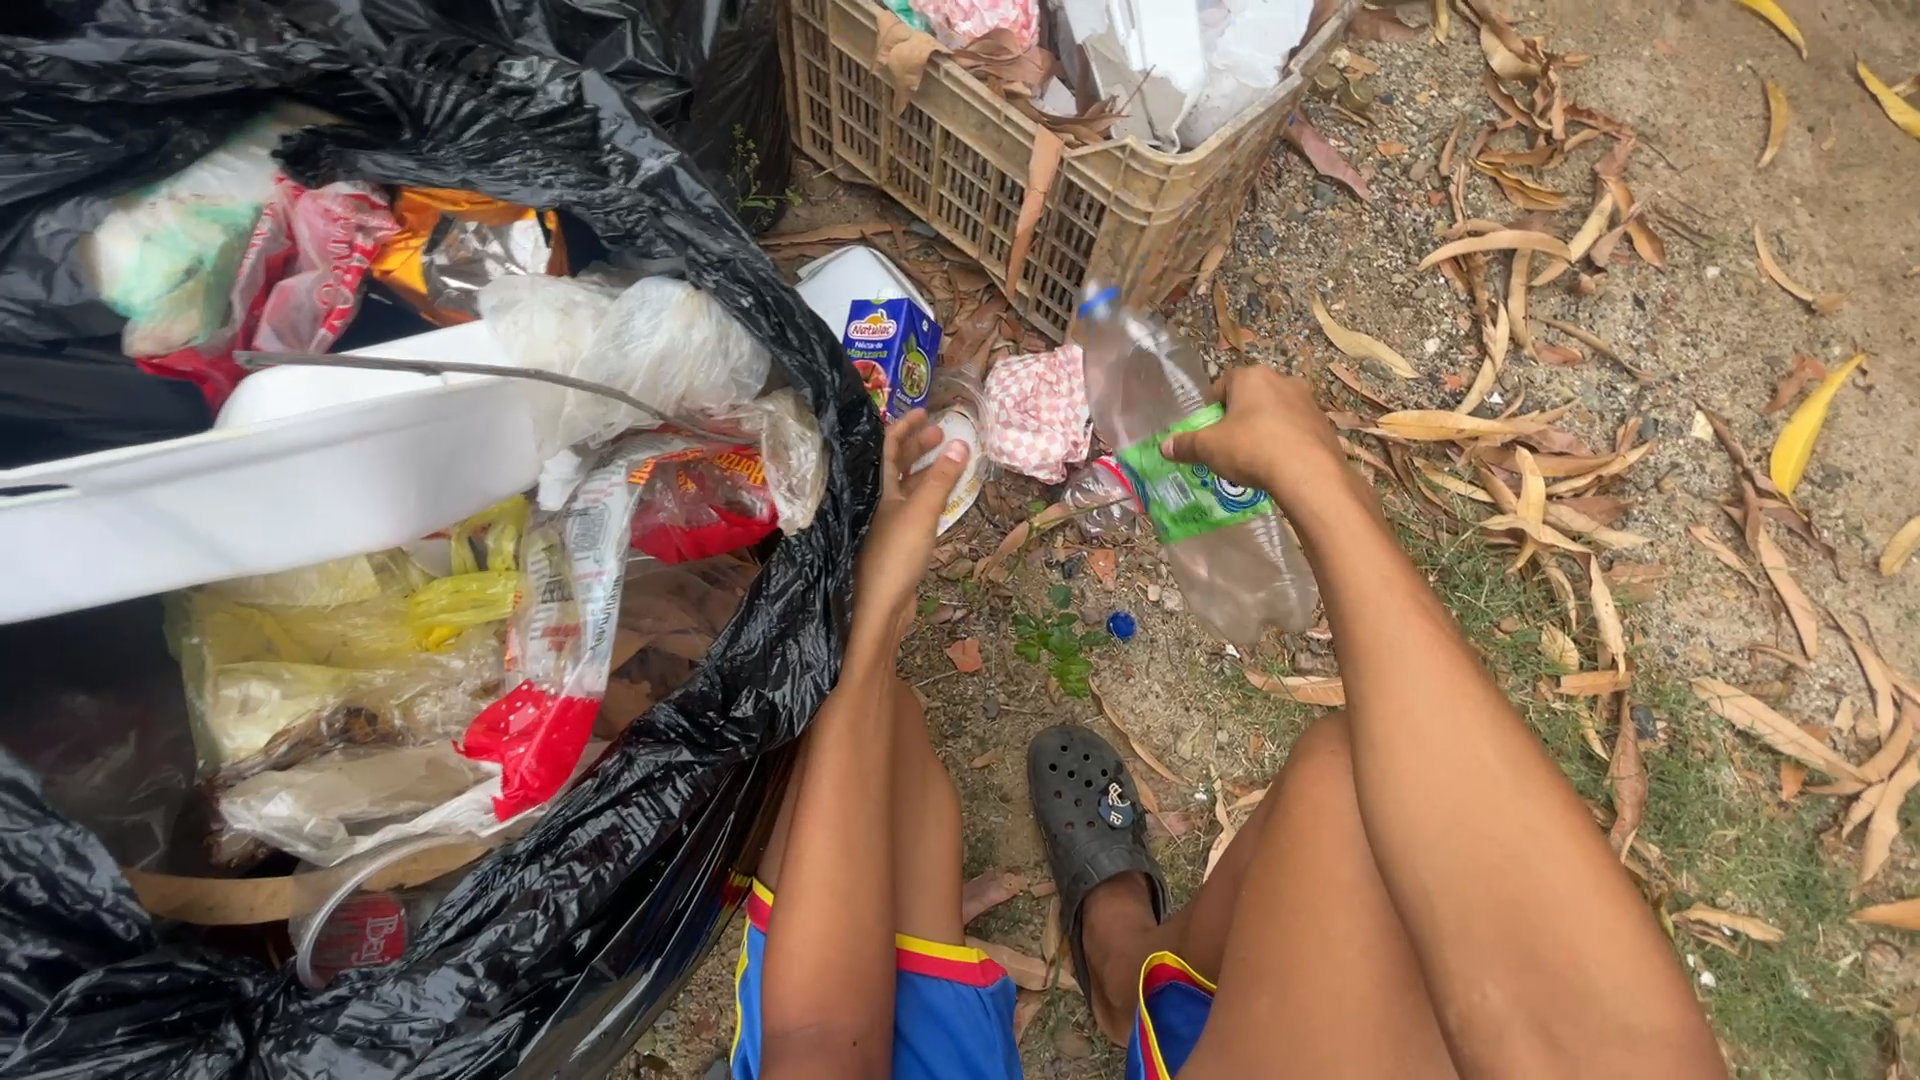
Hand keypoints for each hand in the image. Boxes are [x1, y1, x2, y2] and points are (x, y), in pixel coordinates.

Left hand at [852, 409, 969, 645]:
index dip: (905, 427)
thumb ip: (941, 479)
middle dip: (918, 445)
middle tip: (942, 432)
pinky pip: (915, 508)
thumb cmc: (897, 555)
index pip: (888, 447)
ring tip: (949, 459)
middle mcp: (881, 502)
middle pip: (897, 464)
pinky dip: (930, 495)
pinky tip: (944, 498)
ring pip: (908, 486)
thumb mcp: (922, 512)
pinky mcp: (899, 542)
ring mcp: (889, 522)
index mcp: (880, 489)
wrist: (883, 607)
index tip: (925, 411)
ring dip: (927, 469)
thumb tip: (961, 443)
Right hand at [1158, 367, 1348, 511]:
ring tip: (1254, 459)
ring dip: (1263, 429)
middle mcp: (1282, 380)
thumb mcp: (1208, 448)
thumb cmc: (1251, 449)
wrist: (1308, 473)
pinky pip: (1295, 430)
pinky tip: (1278, 465)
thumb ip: (1185, 445)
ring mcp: (1307, 401)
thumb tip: (1164, 446)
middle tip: (1228, 445)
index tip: (1209, 431)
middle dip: (1238, 418)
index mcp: (1251, 377)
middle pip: (1250, 397)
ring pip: (1275, 412)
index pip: (1223, 384)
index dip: (1212, 408)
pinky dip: (1285, 442)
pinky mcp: (1323, 423)